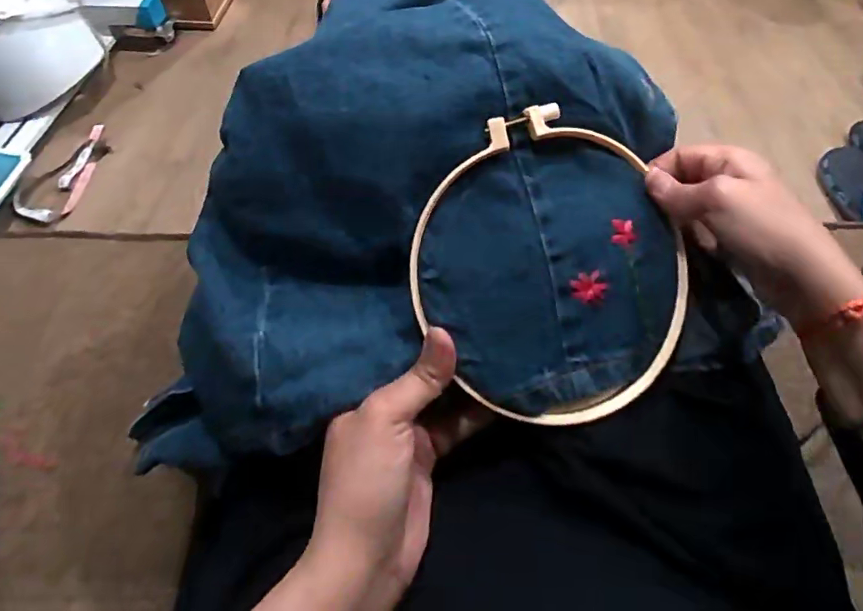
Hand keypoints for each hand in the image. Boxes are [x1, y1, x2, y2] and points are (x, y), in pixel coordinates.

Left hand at [279, 328, 487, 610]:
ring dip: (468, 382)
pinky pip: (456, 425)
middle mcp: (384, 409)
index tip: (448, 302)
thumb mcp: (386, 419)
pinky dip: (476, 412)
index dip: (418, 331)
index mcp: (362, 395)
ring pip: (443, 399)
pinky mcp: (430, 457)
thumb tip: (444, 330)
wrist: (369, 561)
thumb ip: (418, 378)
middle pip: (421, 374)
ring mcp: (408, 435)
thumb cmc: (366, 478)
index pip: (393, 353)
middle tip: (482, 319)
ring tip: (498, 347)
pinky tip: (500, 392)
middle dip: (448, 354)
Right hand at [644, 145, 862, 316]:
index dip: (659, 170)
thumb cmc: (760, 227)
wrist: (805, 277)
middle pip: (685, 180)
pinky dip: (692, 238)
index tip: (638, 194)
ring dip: (677, 221)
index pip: (681, 154)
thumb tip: (647, 179)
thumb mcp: (715, 200)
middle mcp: (731, 178)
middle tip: (646, 219)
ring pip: (691, 208)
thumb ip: (677, 190)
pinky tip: (685, 250)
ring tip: (663, 236)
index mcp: (730, 159)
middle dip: (666, 197)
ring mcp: (734, 209)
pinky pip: (702, 230)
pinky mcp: (734, 236)